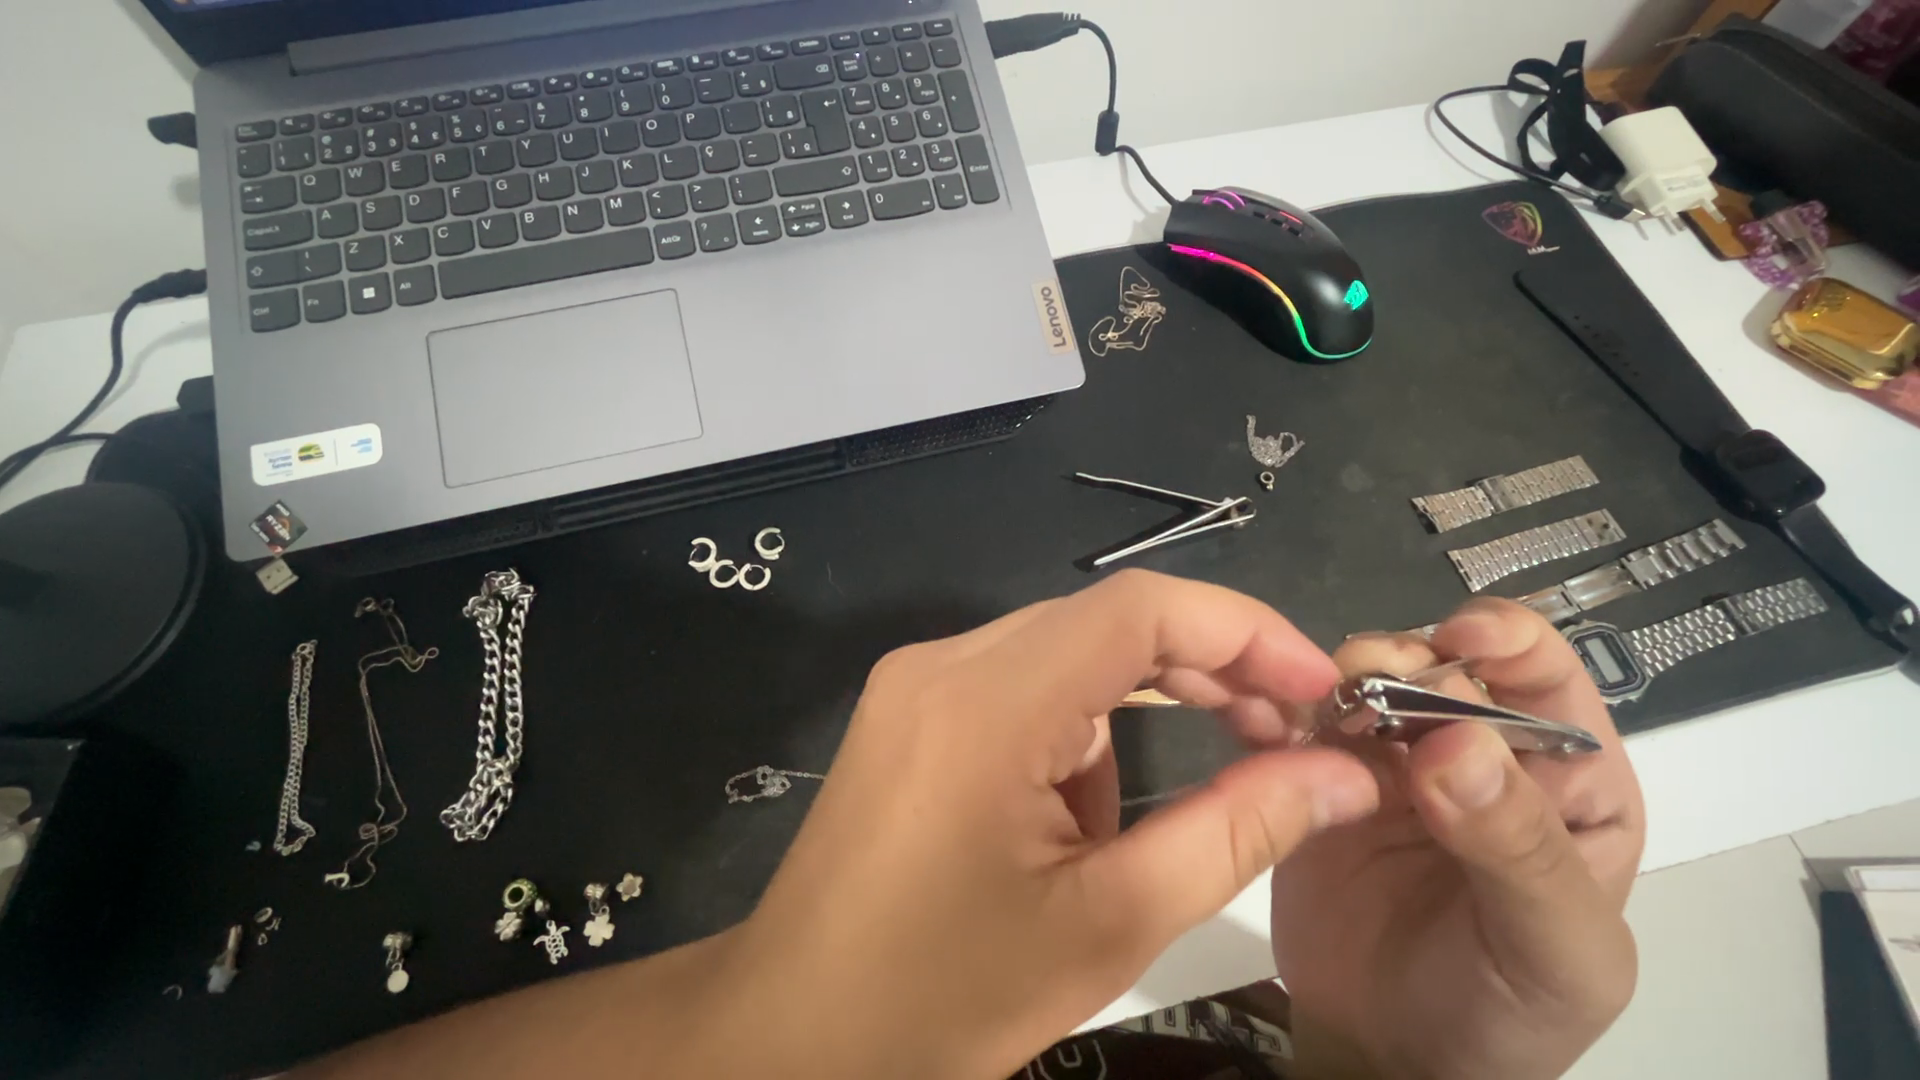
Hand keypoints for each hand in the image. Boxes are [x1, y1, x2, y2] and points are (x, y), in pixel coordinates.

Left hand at [717, 570, 1380, 1079]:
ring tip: (1151, 815)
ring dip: (1134, 711)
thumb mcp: (1111, 922)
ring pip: (1065, 653)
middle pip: (1104, 621)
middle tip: (1284, 736)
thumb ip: (1238, 833)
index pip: (1139, 608)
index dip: (1244, 630)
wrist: (795, 1029)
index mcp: (988, 703)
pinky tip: (1069, 818)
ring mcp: (918, 679)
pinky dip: (1074, 731)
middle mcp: (945, 661)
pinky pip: (1019, 684)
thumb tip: (1342, 774)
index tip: (1320, 688)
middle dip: (1204, 668)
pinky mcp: (910, 706)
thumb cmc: (947, 993)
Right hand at [1270, 600, 1645, 1079]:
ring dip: (1334, 680)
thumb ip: (1520, 849)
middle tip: (1360, 695)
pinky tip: (1261, 719)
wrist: (1384, 1051)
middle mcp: (1473, 749)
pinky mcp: (1316, 772)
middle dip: (1402, 662)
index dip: (1507, 640)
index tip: (1458, 640)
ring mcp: (1388, 758)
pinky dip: (1276, 705)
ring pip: (1361, 681)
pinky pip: (1296, 720)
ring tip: (1306, 718)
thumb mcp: (1552, 948)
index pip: (1543, 676)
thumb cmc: (1499, 1008)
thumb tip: (1456, 741)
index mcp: (1561, 776)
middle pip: (1438, 664)